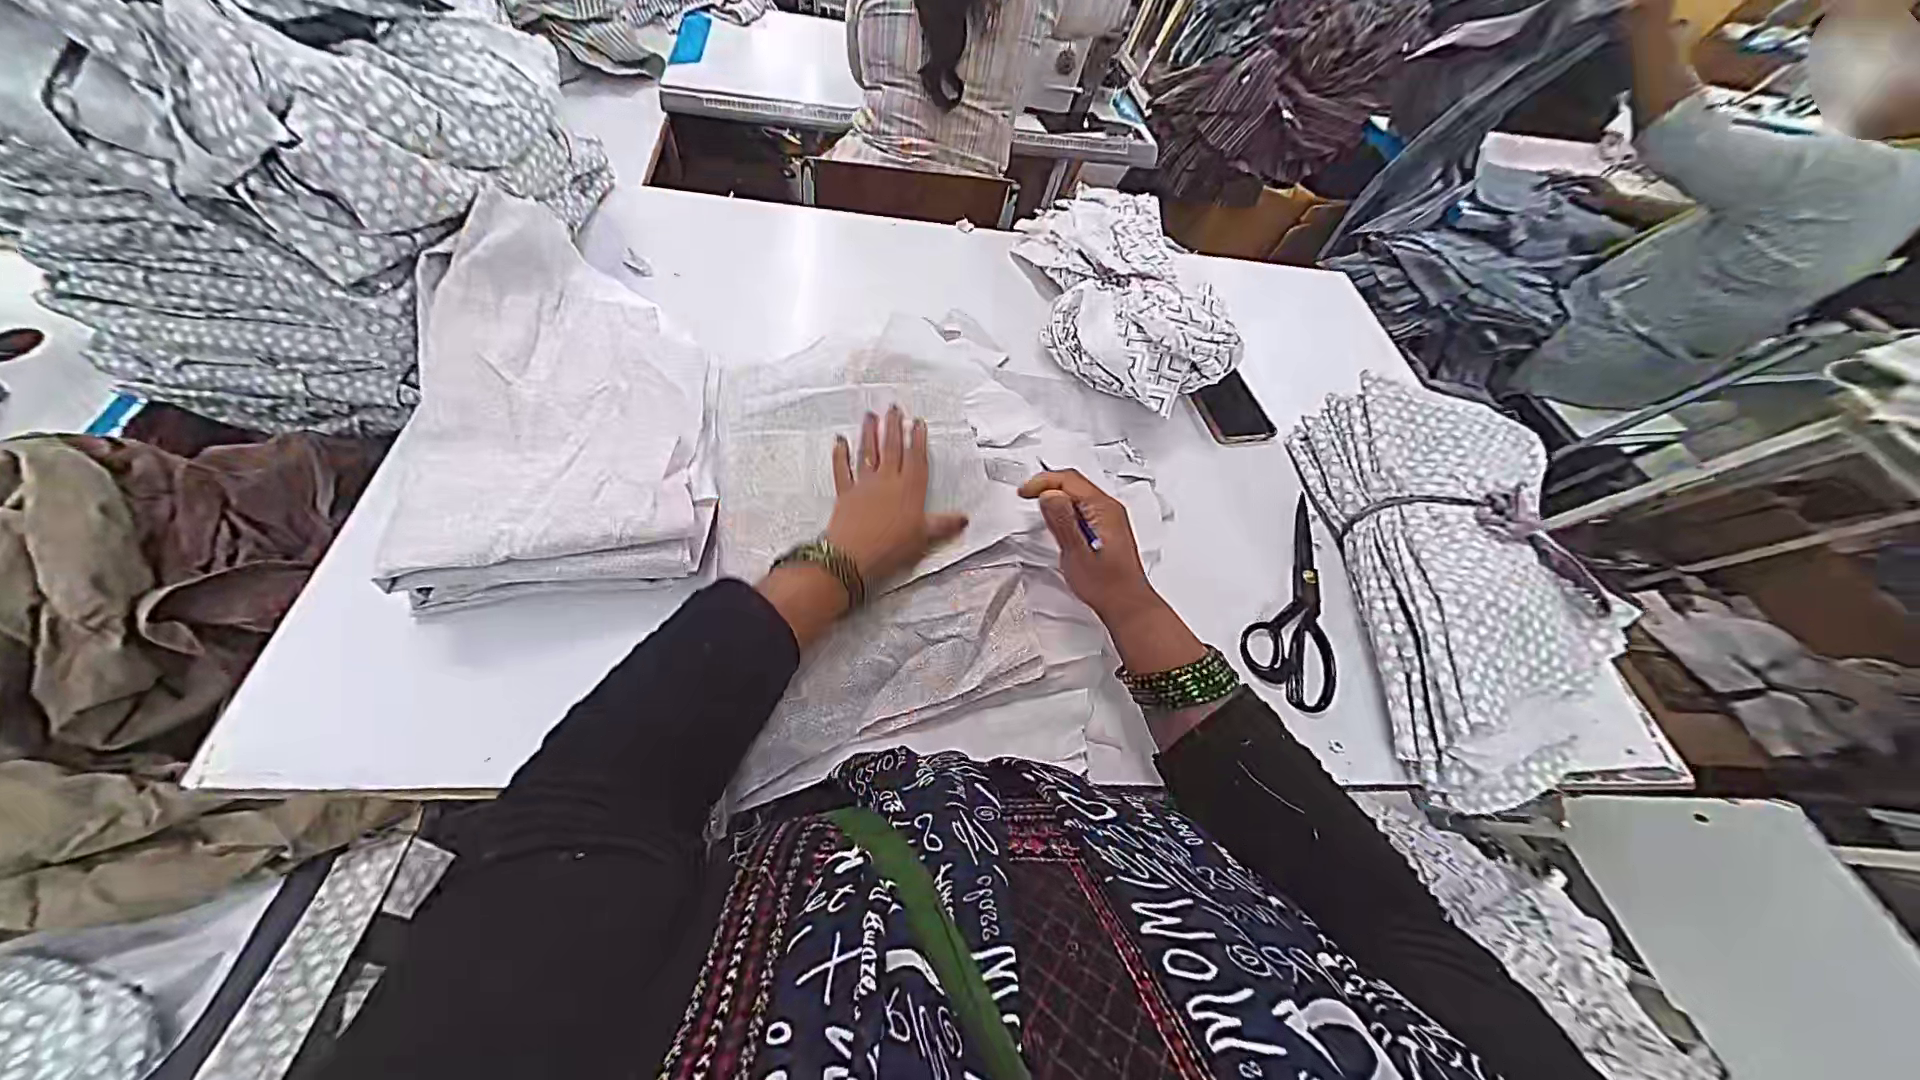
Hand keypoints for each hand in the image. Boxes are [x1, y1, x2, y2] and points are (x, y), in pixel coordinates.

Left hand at [826, 406, 969, 584]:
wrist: (853, 555)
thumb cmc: (892, 547)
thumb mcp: (924, 537)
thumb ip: (943, 525)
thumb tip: (963, 519)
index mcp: (910, 489)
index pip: (915, 458)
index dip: (917, 439)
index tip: (917, 423)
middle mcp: (887, 480)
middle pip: (892, 448)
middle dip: (893, 426)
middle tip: (893, 408)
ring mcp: (864, 484)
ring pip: (868, 452)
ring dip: (869, 433)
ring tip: (870, 416)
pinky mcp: (846, 493)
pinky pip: (842, 469)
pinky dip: (840, 454)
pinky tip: (840, 441)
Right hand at [1017, 468, 1157, 621]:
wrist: (1126, 604)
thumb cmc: (1107, 585)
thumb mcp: (1076, 553)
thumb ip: (1061, 521)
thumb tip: (1049, 495)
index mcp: (1104, 509)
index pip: (1068, 480)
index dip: (1042, 482)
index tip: (1025, 492)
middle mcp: (1110, 509)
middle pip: (1074, 482)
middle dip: (1047, 485)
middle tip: (1027, 494)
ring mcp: (1110, 518)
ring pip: (1078, 493)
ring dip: (1056, 495)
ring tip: (1037, 505)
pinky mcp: (1107, 527)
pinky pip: (1083, 506)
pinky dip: (1065, 507)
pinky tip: (1056, 518)